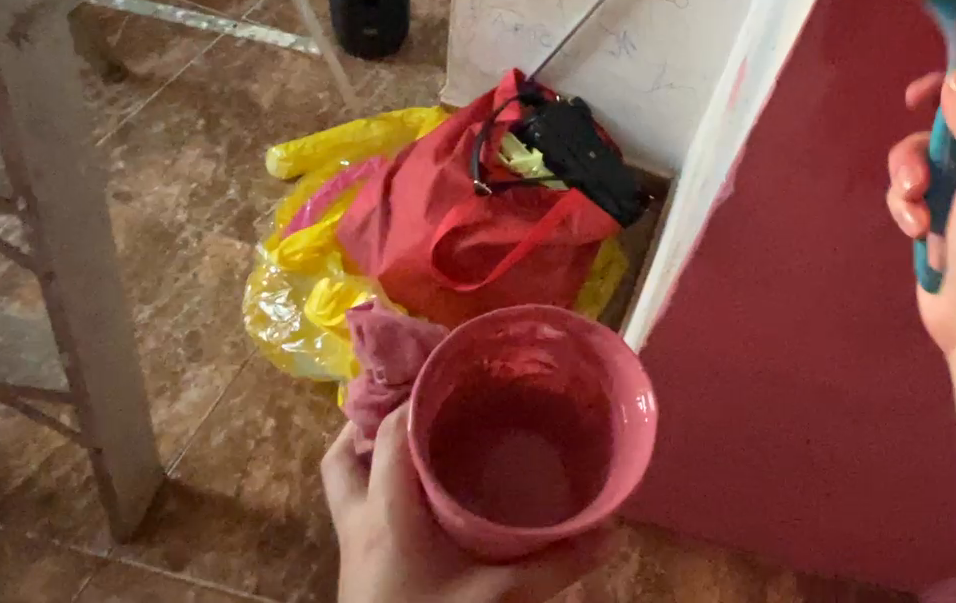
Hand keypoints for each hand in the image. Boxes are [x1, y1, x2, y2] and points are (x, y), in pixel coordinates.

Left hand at [322, 409, 611, 602]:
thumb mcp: (499, 598)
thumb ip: (555, 563)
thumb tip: (612, 531)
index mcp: (387, 513)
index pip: (390, 432)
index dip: (417, 395)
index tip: (457, 375)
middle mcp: (359, 521)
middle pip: (343, 455)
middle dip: (373, 419)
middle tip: (423, 401)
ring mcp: (352, 546)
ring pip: (344, 481)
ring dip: (372, 452)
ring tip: (420, 434)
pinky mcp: (360, 566)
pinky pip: (359, 505)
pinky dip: (382, 483)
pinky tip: (424, 489)